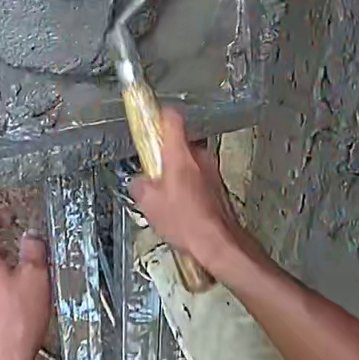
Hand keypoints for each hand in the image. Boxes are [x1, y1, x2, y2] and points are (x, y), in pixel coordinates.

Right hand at [128, 107, 257, 275]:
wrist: (218, 242)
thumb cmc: (187, 222)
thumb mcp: (149, 204)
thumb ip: (140, 185)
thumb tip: (139, 182)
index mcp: (180, 155)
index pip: (171, 119)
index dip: (158, 116)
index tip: (150, 120)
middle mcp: (200, 157)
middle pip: (179, 144)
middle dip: (164, 156)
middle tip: (152, 174)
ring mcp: (212, 171)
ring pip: (190, 163)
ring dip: (178, 174)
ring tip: (167, 198)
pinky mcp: (219, 186)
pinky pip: (199, 178)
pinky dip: (189, 188)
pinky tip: (182, 208)